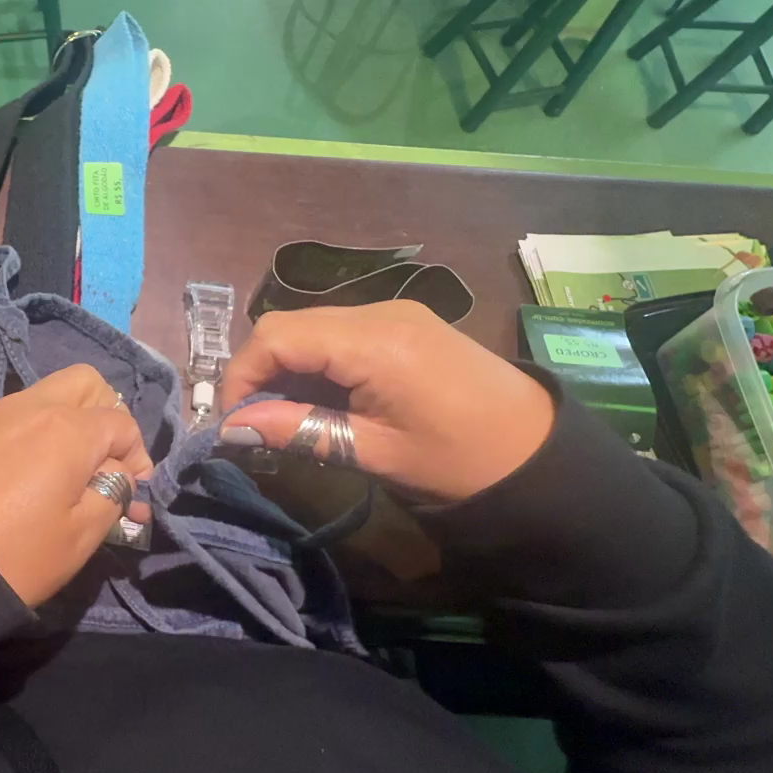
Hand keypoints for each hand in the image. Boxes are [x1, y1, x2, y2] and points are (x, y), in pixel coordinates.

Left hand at [0, 365, 154, 605]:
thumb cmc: (13, 554)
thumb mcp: (79, 537)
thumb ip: (112, 495)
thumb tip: (120, 475)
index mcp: (69, 429)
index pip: (123, 423)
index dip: (138, 459)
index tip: (131, 497)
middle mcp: (35, 406)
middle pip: (87, 383)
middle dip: (107, 416)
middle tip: (103, 464)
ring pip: (50, 393)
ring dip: (70, 420)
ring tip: (67, 471)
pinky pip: (17, 413)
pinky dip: (36, 430)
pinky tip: (29, 472)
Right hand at [221, 302, 554, 503]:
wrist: (541, 454)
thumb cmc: (458, 461)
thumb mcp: (372, 452)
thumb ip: (297, 431)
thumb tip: (230, 428)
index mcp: (372, 342)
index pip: (274, 337)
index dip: (241, 376)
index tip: (236, 423)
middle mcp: (377, 311)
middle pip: (287, 325)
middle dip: (260, 371)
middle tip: (260, 422)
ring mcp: (392, 312)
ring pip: (309, 326)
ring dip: (287, 366)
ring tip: (291, 415)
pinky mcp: (402, 321)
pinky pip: (337, 331)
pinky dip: (316, 360)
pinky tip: (325, 397)